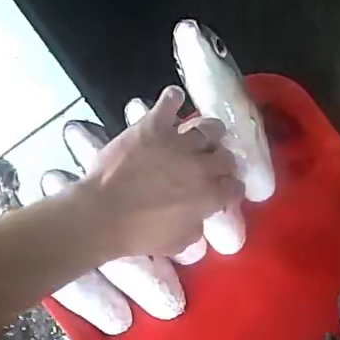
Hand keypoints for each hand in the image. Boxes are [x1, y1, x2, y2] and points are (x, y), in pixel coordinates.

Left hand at [76, 85, 241, 259]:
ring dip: (210, 132)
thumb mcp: (178, 242)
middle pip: (226, 157)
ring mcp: (178, 143)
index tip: (228, 190)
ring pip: (207, 128)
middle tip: (217, 163)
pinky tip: (175, 97)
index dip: (233, 188)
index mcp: (209, 196)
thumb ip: (196, 227)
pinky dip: (173, 99)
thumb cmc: (140, 235)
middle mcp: (201, 166)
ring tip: (207, 133)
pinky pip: (169, 104)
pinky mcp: (153, 127)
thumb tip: (199, 218)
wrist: (103, 214)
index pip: (235, 187)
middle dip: (224, 161)